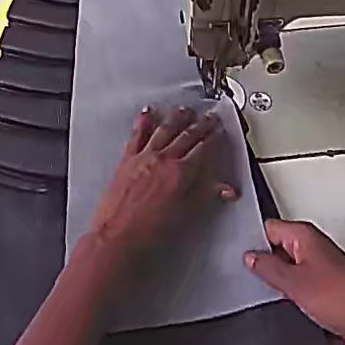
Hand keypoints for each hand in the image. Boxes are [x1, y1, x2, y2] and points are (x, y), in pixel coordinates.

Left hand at [86, 107, 237, 257]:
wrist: (118, 235)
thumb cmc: (149, 230)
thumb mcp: (185, 214)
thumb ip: (206, 196)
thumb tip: (226, 189)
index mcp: (180, 173)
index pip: (203, 149)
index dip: (214, 138)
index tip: (219, 131)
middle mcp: (163, 159)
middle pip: (187, 135)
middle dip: (201, 124)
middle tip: (209, 117)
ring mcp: (144, 156)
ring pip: (164, 130)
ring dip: (176, 118)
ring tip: (185, 110)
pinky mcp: (128, 159)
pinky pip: (137, 135)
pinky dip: (143, 122)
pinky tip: (147, 113)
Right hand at [244, 219, 344, 344]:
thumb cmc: (343, 298)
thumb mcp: (294, 283)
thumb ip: (268, 268)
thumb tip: (251, 257)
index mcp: (304, 235)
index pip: (269, 228)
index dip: (254, 242)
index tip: (243, 256)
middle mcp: (314, 245)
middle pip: (278, 246)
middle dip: (267, 262)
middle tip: (258, 278)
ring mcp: (321, 264)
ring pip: (289, 266)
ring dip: (281, 279)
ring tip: (275, 292)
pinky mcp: (327, 283)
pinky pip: (301, 281)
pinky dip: (294, 291)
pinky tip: (290, 302)